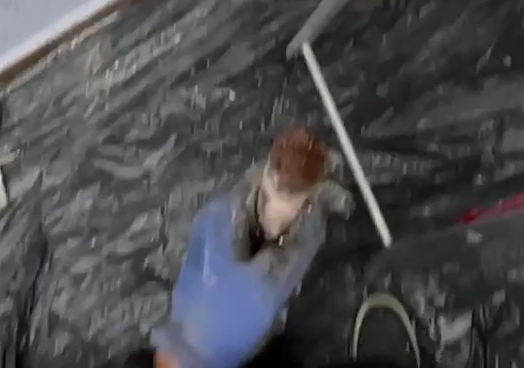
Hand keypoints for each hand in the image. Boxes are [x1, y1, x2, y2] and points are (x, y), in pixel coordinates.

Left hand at [151, 189, 325, 367]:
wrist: (192, 353)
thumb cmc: (229, 314)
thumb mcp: (272, 282)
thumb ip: (300, 241)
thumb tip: (323, 203)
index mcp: (226, 208)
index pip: (267, 173)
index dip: (301, 176)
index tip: (331, 186)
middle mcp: (219, 212)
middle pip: (267, 195)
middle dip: (296, 211)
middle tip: (322, 229)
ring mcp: (217, 232)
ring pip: (264, 219)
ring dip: (286, 235)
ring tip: (298, 263)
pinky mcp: (221, 252)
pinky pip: (255, 238)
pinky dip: (274, 249)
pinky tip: (282, 275)